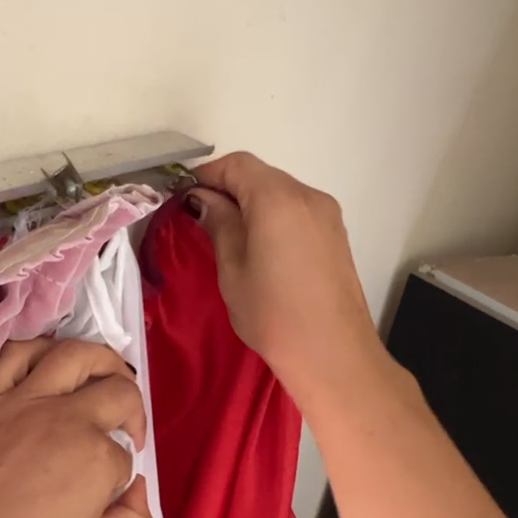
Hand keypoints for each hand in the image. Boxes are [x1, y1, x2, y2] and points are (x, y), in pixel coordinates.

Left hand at [0, 338, 156, 517]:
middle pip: (117, 391)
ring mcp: (23, 401)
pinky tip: (51, 364)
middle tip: (124, 429)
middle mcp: (66, 419)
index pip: (125, 453)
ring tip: (106, 377)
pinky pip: (18, 354)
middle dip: (131, 409)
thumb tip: (137, 488)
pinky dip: (42, 348)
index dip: (120, 472)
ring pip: (76, 355)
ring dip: (103, 362)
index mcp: (96, 460)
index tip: (105, 489)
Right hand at [188, 152, 389, 403]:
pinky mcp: (335, 234)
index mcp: (278, 199)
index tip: (183, 197)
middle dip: (228, 188)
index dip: (206, 175)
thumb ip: (219, 225)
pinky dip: (272, 216)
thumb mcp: (232, 269)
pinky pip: (296, 210)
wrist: (332, 352)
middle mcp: (307, 196)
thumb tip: (204, 200)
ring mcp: (326, 214)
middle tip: (200, 219)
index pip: (237, 165)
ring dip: (250, 203)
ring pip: (279, 191)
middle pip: (261, 175)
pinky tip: (258, 246)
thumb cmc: (272, 314)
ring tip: (227, 235)